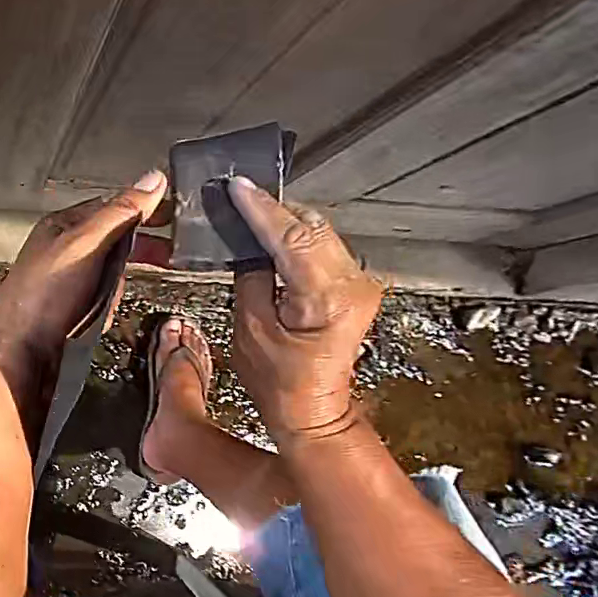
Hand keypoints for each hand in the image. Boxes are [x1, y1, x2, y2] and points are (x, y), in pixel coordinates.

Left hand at [0, 171, 168, 382]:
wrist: (19, 354)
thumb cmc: (42, 296)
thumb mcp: (85, 245)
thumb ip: (119, 213)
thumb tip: (153, 179)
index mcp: (62, 226)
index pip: (112, 206)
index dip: (143, 210)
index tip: (173, 217)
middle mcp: (63, 251)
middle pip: (115, 243)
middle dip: (134, 255)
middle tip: (163, 259)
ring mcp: (66, 282)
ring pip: (111, 276)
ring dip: (115, 289)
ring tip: (105, 302)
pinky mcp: (69, 310)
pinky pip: (101, 304)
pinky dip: (104, 311)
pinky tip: (96, 320)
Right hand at [226, 176, 382, 442]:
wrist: (313, 409)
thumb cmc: (280, 384)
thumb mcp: (250, 331)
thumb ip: (251, 280)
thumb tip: (248, 249)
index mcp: (326, 299)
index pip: (292, 237)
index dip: (261, 209)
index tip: (238, 187)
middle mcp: (353, 285)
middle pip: (312, 226)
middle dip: (274, 211)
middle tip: (239, 198)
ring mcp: (360, 284)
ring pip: (320, 233)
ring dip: (285, 223)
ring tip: (251, 217)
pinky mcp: (355, 286)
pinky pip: (323, 249)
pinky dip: (296, 240)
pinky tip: (273, 240)